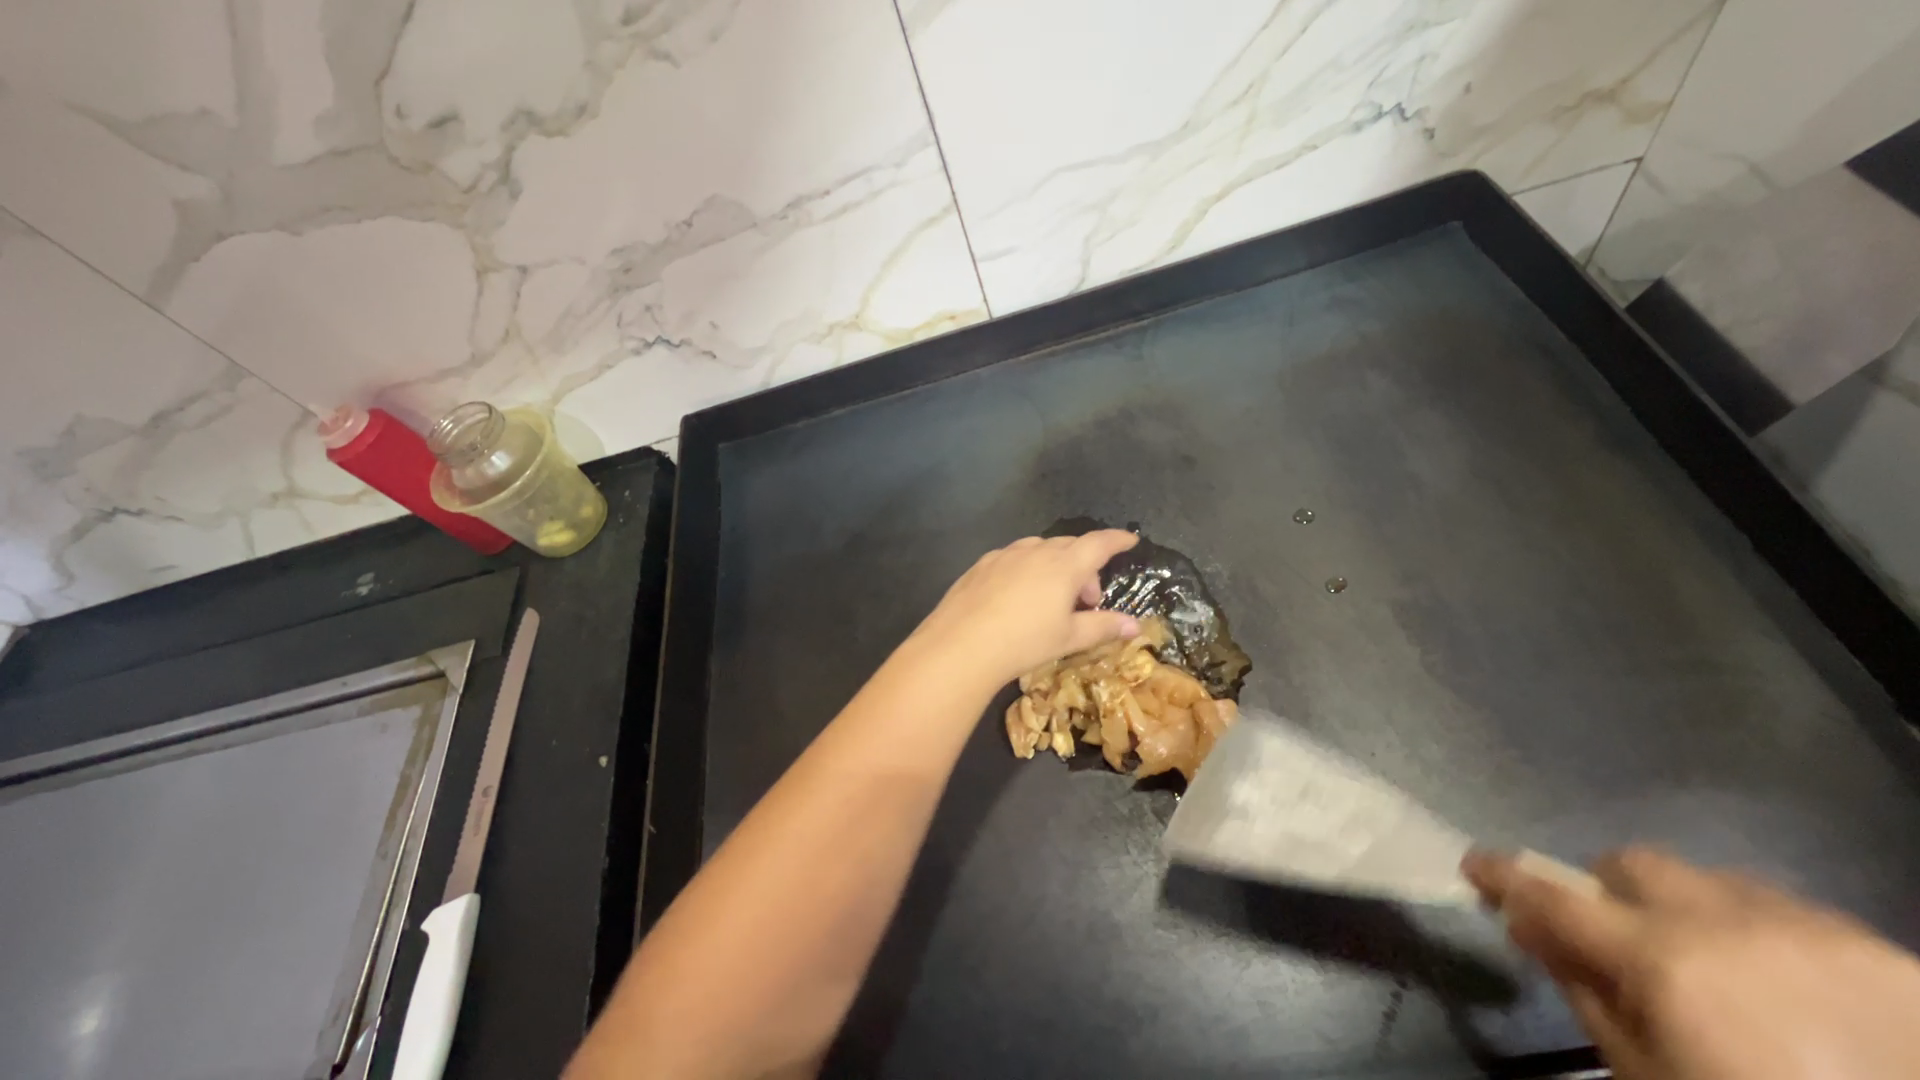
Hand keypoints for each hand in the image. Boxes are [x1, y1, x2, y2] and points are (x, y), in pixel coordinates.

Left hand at [902, 531, 1142, 690]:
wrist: (960, 646)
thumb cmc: (1024, 642)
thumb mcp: (1069, 638)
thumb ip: (1104, 627)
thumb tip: (1135, 626)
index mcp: (1063, 565)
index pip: (1098, 543)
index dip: (1117, 540)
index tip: (1129, 540)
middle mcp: (1035, 551)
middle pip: (1069, 547)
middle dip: (1084, 567)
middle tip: (1086, 601)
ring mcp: (1004, 555)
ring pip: (1039, 550)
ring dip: (1054, 567)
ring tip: (1052, 601)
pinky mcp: (981, 565)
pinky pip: (1013, 559)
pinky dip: (1027, 570)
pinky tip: (1019, 599)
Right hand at [1465, 847, 1919, 1079]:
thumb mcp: (1645, 1074)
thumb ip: (1587, 995)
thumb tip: (1538, 934)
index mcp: (1660, 960)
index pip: (1553, 898)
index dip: (1505, 877)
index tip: (1475, 863)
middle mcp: (1726, 921)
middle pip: (1633, 864)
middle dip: (1611, 891)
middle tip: (1620, 937)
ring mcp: (1807, 926)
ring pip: (1713, 880)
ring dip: (1692, 910)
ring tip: (1719, 966)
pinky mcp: (1878, 946)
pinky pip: (1792, 911)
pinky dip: (1765, 934)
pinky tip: (1789, 986)